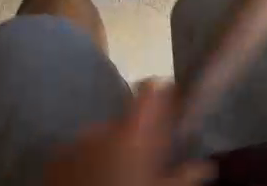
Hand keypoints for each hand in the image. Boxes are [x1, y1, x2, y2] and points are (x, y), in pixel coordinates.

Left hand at [43, 81, 214, 185]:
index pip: (150, 89)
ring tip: (118, 174)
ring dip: (113, 149)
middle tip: (145, 159)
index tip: (172, 97)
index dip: (162, 90)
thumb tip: (208, 165)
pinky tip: (96, 178)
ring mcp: (78, 140)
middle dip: (137, 134)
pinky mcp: (59, 157)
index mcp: (132, 132)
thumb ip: (184, 175)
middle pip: (128, 120)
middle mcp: (105, 127)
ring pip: (105, 136)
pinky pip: (82, 151)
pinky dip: (90, 160)